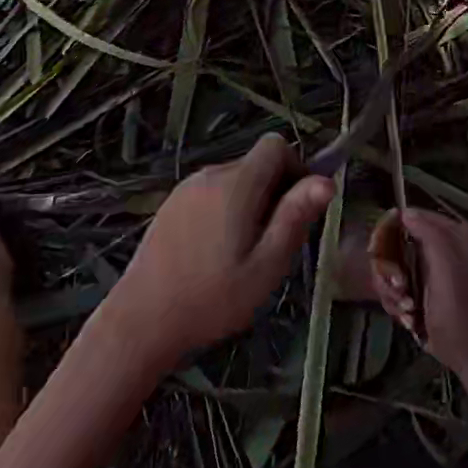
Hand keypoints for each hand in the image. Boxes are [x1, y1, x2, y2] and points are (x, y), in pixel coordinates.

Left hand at [109, 134, 334, 363]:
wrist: (140, 322)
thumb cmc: (212, 299)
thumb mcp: (267, 265)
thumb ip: (296, 218)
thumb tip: (327, 181)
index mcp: (235, 184)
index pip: (276, 146)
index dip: (297, 169)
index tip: (299, 209)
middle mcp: (208, 175)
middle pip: (256, 164)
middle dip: (275, 192)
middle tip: (275, 242)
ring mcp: (184, 189)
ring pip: (234, 180)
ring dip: (251, 203)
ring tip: (246, 252)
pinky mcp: (170, 206)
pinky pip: (211, 193)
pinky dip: (226, 210)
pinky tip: (217, 252)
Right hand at [366, 209, 467, 377]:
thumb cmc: (460, 310)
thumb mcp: (448, 267)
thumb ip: (430, 234)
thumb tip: (405, 213)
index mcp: (448, 236)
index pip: (407, 217)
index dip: (388, 232)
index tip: (378, 252)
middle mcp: (436, 249)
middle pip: (391, 244)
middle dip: (388, 270)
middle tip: (400, 287)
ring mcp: (426, 272)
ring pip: (388, 269)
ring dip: (391, 292)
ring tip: (408, 309)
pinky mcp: (417, 293)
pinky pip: (391, 289)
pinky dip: (395, 304)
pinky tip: (409, 319)